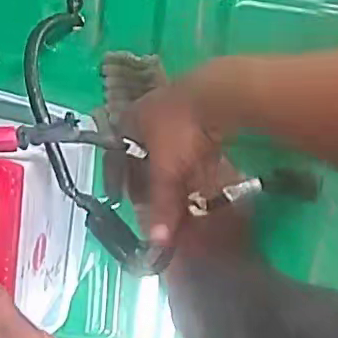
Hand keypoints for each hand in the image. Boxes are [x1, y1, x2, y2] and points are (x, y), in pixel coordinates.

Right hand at [126, 60, 240, 248]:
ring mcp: (179, 110)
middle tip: (154, 204)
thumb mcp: (167, 171)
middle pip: (143, 155)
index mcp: (130, 120)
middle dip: (149, 181)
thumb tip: (157, 242)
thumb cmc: (181, 130)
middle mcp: (150, 113)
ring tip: (181, 197)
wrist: (222, 95)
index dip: (116, 179)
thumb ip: (162, 206)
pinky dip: (197, 165)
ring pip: (170, 150)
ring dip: (175, 175)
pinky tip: (206, 179)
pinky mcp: (205, 113)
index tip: (120, 198)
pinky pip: (195, 146)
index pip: (115, 154)